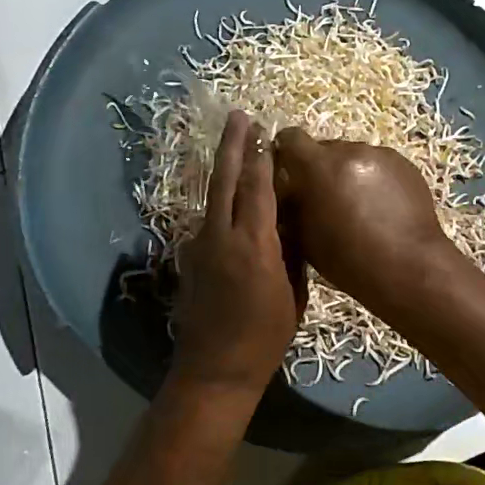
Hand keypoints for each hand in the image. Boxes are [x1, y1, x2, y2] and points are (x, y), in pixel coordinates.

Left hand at [169, 111, 303, 397]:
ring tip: (238, 146)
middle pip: (226, 179)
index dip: (264, 157)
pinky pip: (209, 218)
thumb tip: (290, 220)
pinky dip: (222, 199)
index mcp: (253, 244)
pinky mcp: (192, 256)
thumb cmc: (265, 336)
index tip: (268, 132)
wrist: (215, 368)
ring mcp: (201, 245)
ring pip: (214, 196)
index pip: (258, 187)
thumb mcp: (293, 293)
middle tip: (240, 116)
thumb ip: (290, 251)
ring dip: (226, 168)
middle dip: (234, 145)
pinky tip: (232, 195)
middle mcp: (221, 235)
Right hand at [273, 127, 461, 318]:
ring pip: (352, 156)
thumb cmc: (347, 259)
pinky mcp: (405, 164)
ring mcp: (381, 155)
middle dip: (320, 169)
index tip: (288, 171)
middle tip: (324, 198)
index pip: (291, 137)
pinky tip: (379, 207)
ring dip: (347, 173)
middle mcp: (351, 150)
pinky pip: (377, 165)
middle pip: (324, 148)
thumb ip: (291, 202)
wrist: (408, 268)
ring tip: (356, 206)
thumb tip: (287, 187)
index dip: (285, 152)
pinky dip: (372, 180)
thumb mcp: (303, 236)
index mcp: (320, 166)